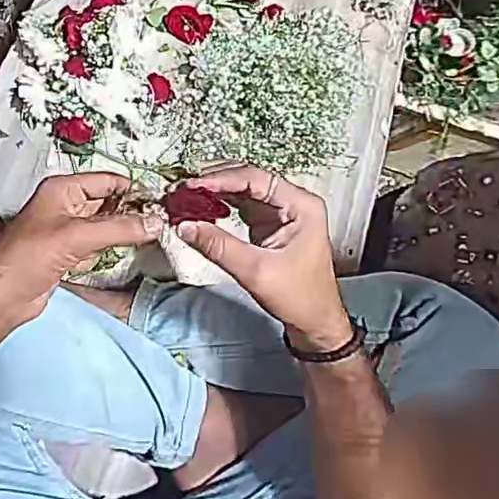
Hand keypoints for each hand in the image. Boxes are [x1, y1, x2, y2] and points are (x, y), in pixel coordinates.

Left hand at [0, 173, 159, 326]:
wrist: (6, 296)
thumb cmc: (26, 259)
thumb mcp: (78, 236)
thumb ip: (119, 228)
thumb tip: (151, 223)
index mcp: (61, 189)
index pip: (106, 180)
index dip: (131, 189)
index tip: (155, 200)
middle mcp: (63, 204)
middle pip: (107, 201)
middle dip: (129, 211)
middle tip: (155, 219)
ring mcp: (65, 228)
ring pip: (103, 223)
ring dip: (120, 230)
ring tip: (145, 233)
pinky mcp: (67, 250)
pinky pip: (96, 242)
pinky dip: (107, 246)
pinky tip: (117, 251)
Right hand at [173, 166, 353, 351]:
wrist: (314, 321)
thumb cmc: (299, 297)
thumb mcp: (256, 272)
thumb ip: (219, 247)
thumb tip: (186, 226)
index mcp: (302, 205)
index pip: (256, 178)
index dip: (221, 179)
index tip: (194, 185)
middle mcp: (292, 201)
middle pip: (248, 177)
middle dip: (215, 181)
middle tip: (184, 188)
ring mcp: (280, 209)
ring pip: (242, 188)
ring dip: (214, 190)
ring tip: (187, 195)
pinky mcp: (268, 221)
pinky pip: (240, 203)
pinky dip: (219, 203)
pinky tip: (200, 206)